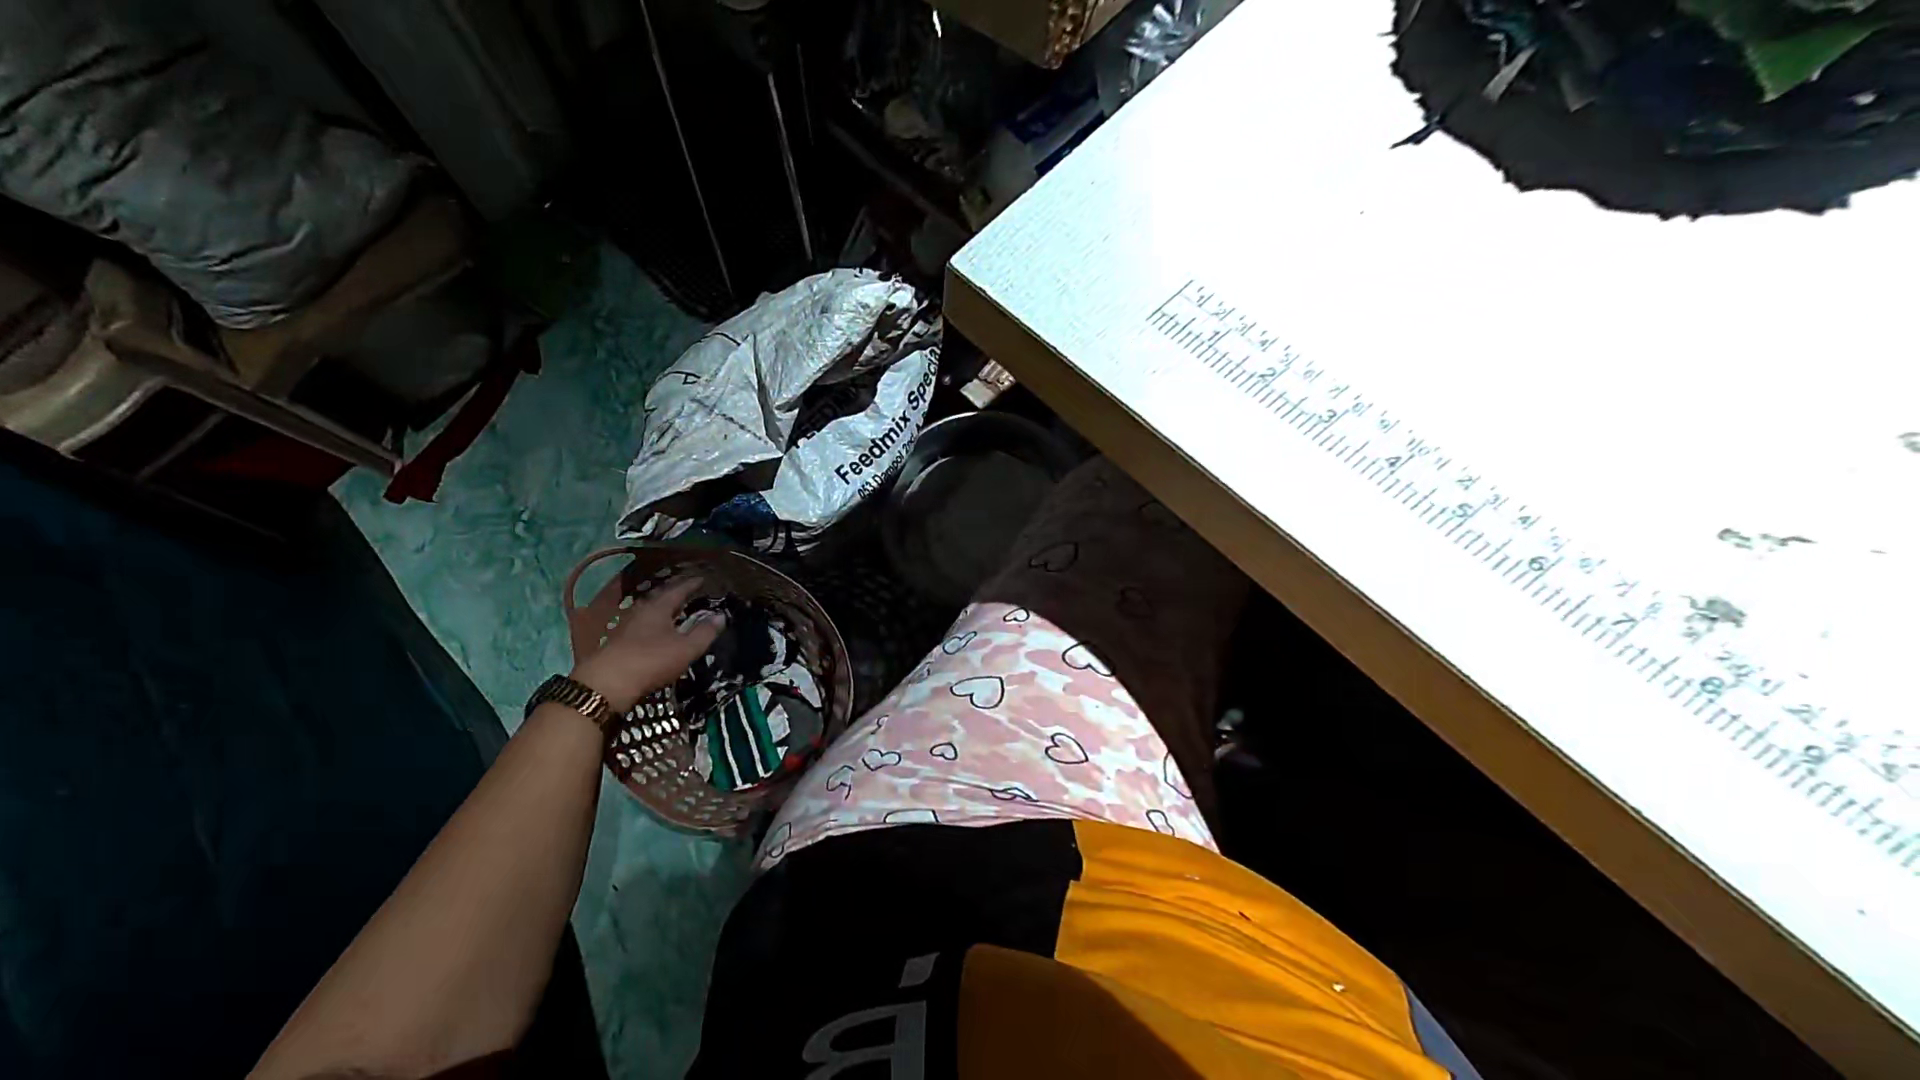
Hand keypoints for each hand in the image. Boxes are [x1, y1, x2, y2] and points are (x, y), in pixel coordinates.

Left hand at [571, 576, 725, 712]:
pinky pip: (642, 625)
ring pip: (649, 611)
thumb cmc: (651, 661)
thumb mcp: (685, 648)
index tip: (702, 579)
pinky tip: (656, 632)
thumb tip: (721, 615)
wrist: (606, 684)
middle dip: (675, 593)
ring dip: (663, 608)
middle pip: (660, 597)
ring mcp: (627, 627)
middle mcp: (642, 612)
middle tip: (688, 590)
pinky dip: (654, 623)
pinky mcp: (619, 642)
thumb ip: (704, 632)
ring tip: (674, 609)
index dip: (691, 584)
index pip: (678, 590)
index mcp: (659, 608)